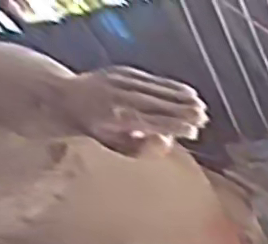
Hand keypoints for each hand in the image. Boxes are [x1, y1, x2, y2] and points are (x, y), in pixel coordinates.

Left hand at [56, 66, 206, 154]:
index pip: (149, 122)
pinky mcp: (120, 71)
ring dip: (180, 97)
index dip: (172, 127)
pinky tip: (190, 93)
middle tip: (203, 118)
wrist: (64, 96)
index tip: (193, 132)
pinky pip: (150, 79)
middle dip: (179, 110)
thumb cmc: (104, 131)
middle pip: (153, 104)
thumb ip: (146, 149)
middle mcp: (114, 96)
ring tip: (201, 107)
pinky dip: (171, 85)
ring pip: (153, 89)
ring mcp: (115, 80)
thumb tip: (165, 140)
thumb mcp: (122, 148)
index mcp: (114, 118)